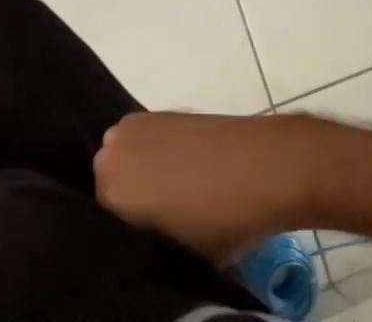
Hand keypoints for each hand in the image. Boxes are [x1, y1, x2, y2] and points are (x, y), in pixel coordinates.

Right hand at [94, 111, 332, 261]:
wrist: (264, 167)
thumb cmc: (227, 221)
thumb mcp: (190, 259)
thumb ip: (156, 252)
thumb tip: (152, 249)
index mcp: (112, 195)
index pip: (108, 221)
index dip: (134, 232)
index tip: (157, 239)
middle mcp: (108, 157)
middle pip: (111, 186)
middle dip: (133, 199)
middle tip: (165, 214)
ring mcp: (126, 130)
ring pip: (123, 161)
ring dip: (140, 172)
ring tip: (177, 186)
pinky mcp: (147, 113)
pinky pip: (139, 140)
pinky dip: (154, 151)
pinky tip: (184, 163)